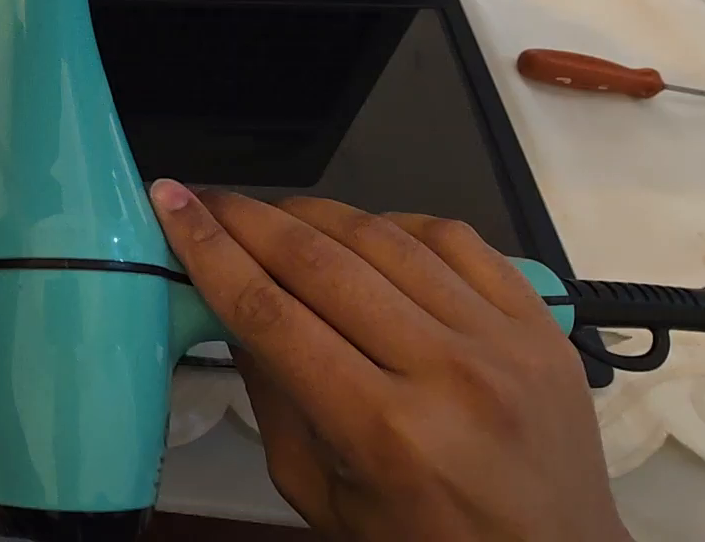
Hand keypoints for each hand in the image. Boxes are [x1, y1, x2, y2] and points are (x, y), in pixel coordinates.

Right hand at [149, 183, 630, 541]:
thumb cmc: (416, 541)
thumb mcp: (314, 488)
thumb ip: (268, 389)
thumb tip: (227, 299)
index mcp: (384, 430)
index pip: (269, 309)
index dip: (207, 246)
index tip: (167, 199)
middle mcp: (448, 374)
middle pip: (316, 260)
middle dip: (242, 216)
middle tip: (201, 196)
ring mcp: (502, 340)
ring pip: (376, 234)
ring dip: (304, 211)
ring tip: (267, 215)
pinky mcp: (537, 321)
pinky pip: (448, 235)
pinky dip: (387, 220)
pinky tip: (357, 233)